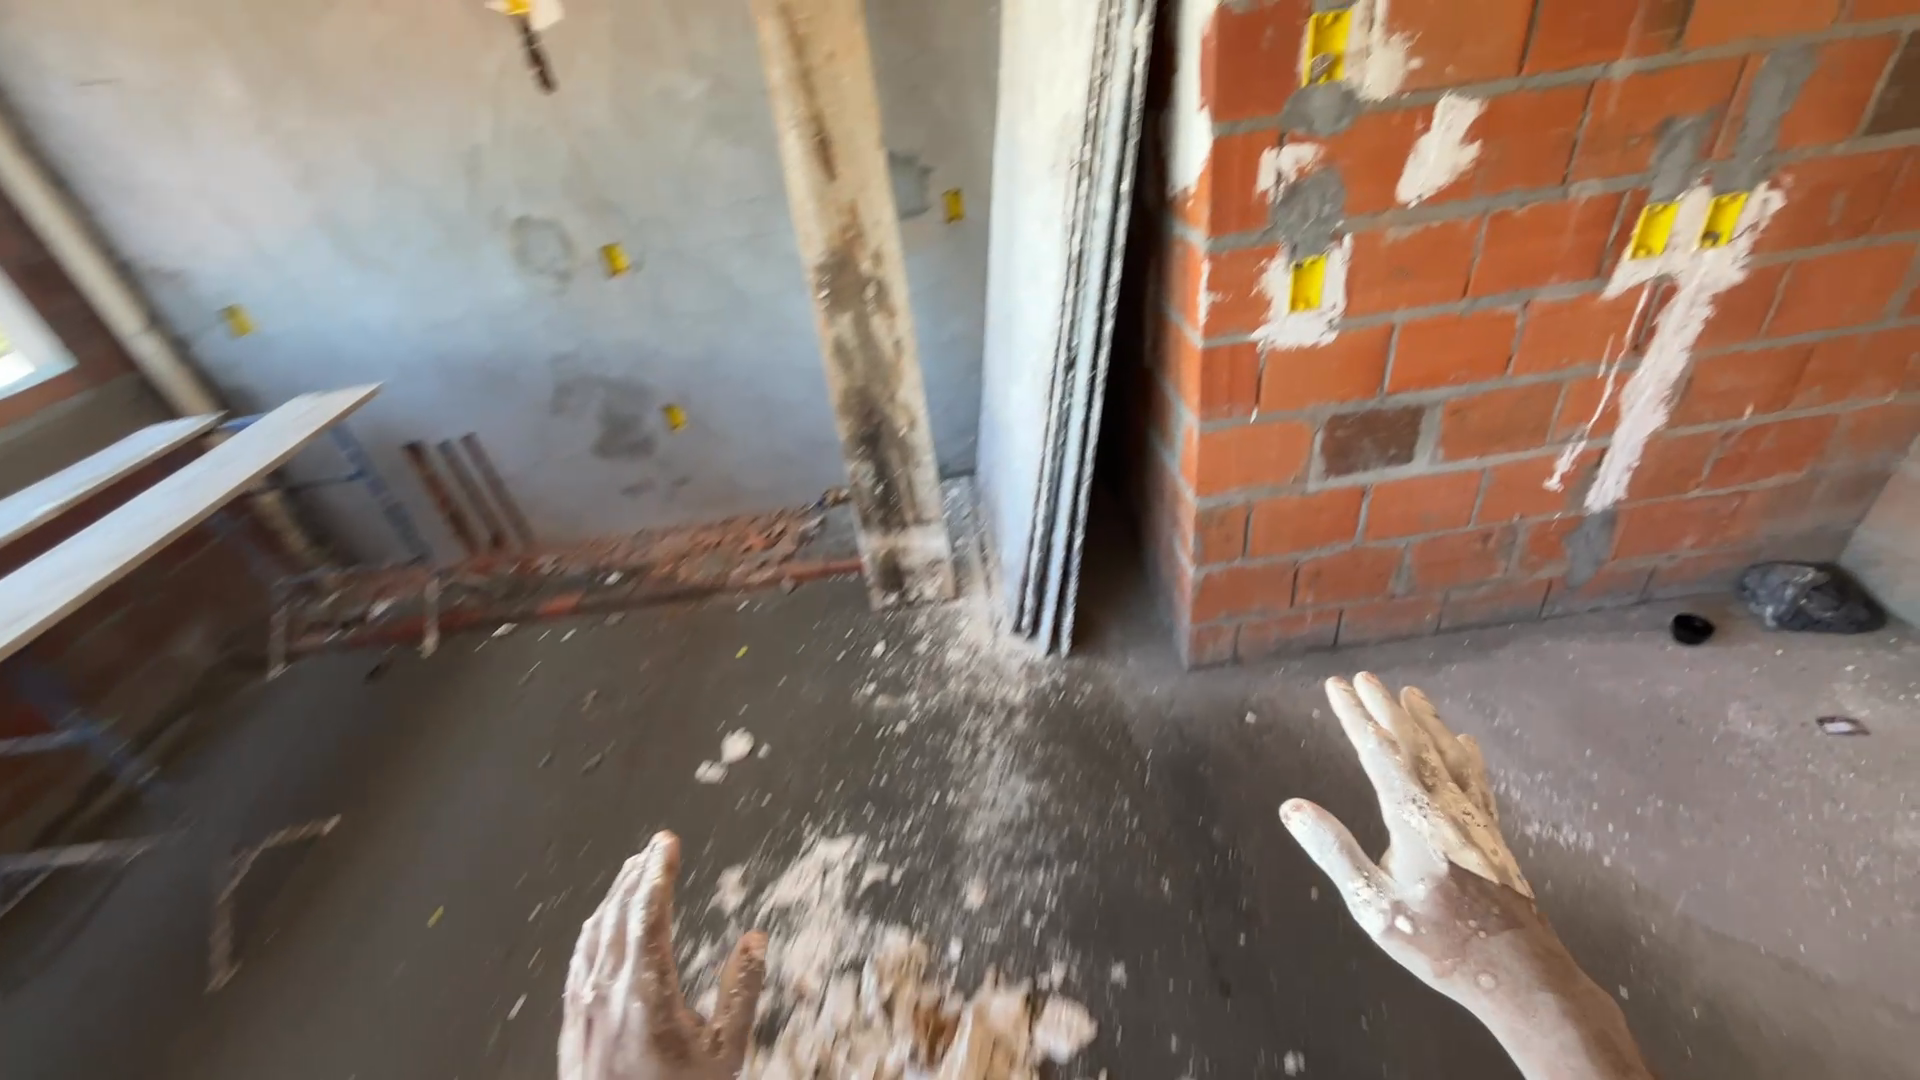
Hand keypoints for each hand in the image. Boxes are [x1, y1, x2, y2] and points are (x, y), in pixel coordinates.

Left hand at [560, 832, 766, 1079]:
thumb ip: (742, 992)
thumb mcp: (724, 1054)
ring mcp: (585, 1009)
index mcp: (646, 996)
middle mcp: (608, 995)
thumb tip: (756, 938)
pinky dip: (596, 927)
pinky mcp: (573, 1024)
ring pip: (595, 934)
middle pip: (619, 915)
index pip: (648, 916)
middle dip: (638, 874)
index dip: (658, 873)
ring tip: (634, 871)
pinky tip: (602, 923)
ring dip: (616, 895)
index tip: (667, 842)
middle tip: (656, 846)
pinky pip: (580, 959)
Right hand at [1281, 675, 1653, 1079]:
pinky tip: (1465, 743)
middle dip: (1386, 710)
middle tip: (1365, 679)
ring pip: (1448, 759)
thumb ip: (1335, 852)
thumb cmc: (1442, 946)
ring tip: (1412, 695)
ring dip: (1426, 724)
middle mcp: (1448, 813)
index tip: (1337, 686)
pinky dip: (1465, 756)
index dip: (1356, 717)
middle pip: (1414, 747)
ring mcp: (1475, 824)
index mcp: (1415, 822)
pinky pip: (1476, 783)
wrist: (1526, 981)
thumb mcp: (1375, 908)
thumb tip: (1291, 807)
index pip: (1379, 755)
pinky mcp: (1493, 840)